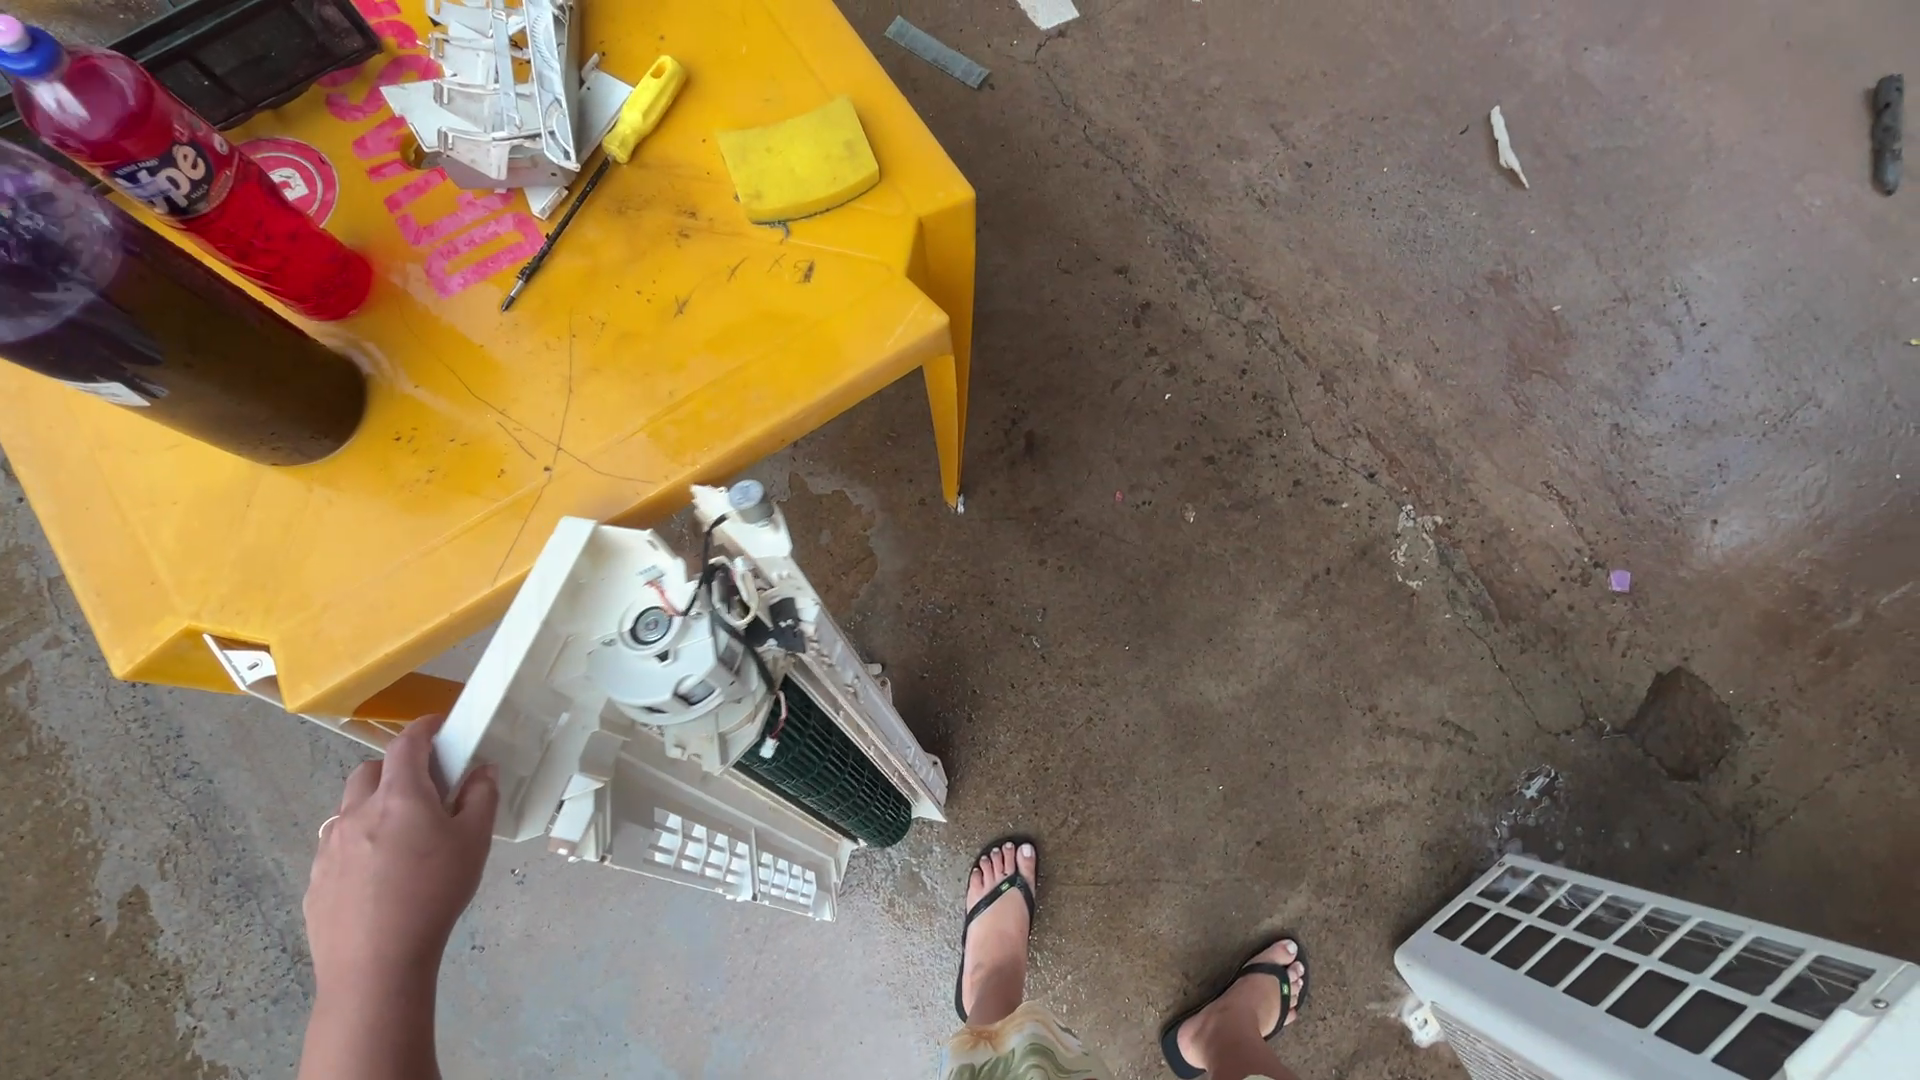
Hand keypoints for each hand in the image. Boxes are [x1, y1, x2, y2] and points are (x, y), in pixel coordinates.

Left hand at [304, 712, 498, 997]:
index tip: (440, 724)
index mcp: (400, 797)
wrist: (376, 963)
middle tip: (426, 785)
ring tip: (403, 832)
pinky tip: (381, 872)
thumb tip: (480, 771)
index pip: (407, 744)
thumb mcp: (475, 842)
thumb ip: (480, 798)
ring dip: (376, 804)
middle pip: (371, 771)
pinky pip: (338, 844)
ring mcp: (329, 847)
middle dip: (397, 767)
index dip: (424, 727)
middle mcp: (357, 812)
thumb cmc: (435, 893)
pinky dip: (360, 840)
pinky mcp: (316, 879)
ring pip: (351, 808)